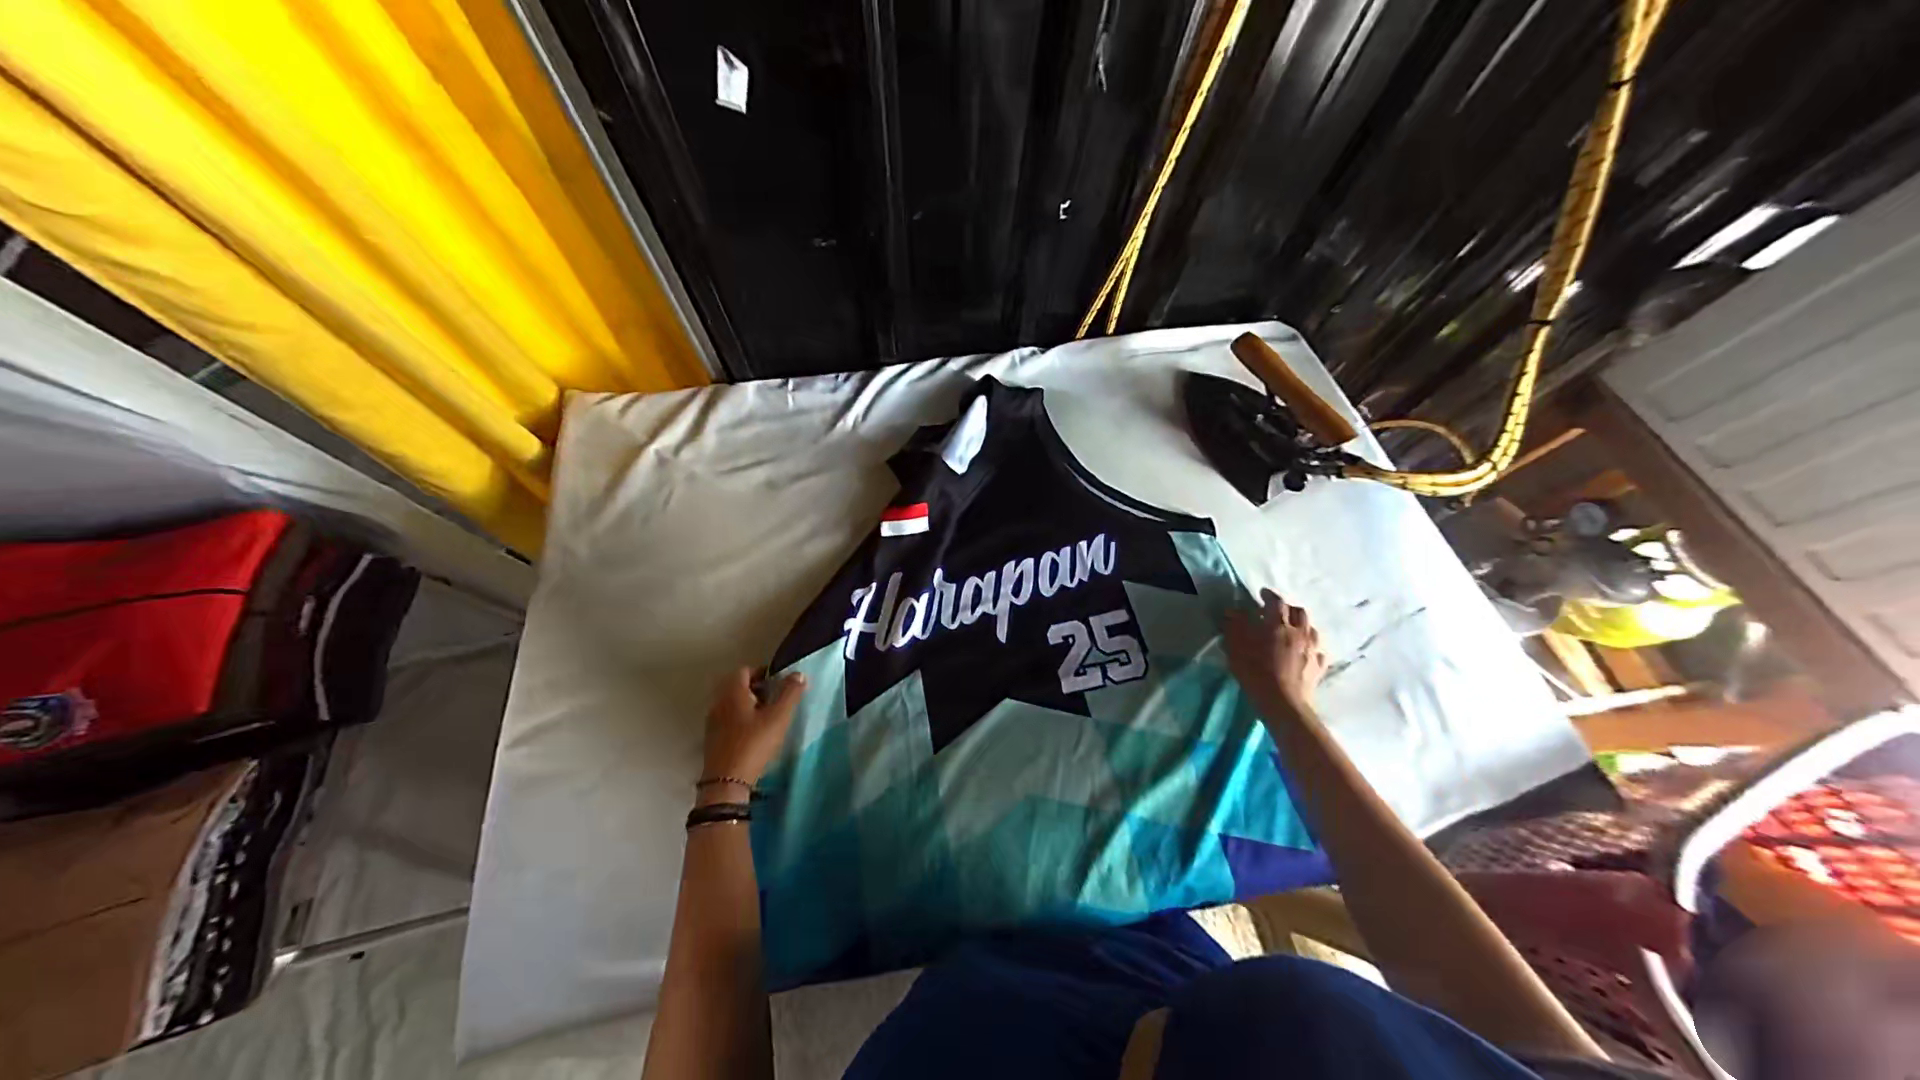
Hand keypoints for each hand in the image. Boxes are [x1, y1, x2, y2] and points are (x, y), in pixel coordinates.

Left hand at [700, 667, 805, 800]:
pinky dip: (741, 718)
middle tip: (776, 698)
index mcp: (732, 692)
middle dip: (757, 688)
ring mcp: (713, 721)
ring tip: (768, 716)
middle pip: (737, 686)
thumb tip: (798, 674)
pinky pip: (728, 718)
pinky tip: (754, 732)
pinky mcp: (712, 738)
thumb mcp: (778, 717)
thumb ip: (790, 693)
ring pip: (732, 703)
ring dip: (749, 704)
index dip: (763, 672)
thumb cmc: (754, 743)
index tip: (779, 681)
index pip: (745, 670)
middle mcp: (719, 702)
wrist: (727, 781)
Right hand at [1223, 589, 1327, 715]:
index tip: (1262, 594)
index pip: (1276, 602)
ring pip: (1311, 628)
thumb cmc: (1256, 673)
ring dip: (1301, 624)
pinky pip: (1318, 649)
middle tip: (1276, 612)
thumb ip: (1234, 627)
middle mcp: (1299, 632)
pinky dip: (1310, 644)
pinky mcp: (1319, 665)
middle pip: (1298, 612)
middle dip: (1287, 608)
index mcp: (1278, 625)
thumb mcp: (1237, 649)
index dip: (1269, 596)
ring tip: (1292, 629)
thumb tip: (1232, 612)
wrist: (1283, 703)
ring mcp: (1312, 649)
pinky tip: (1304, 650)